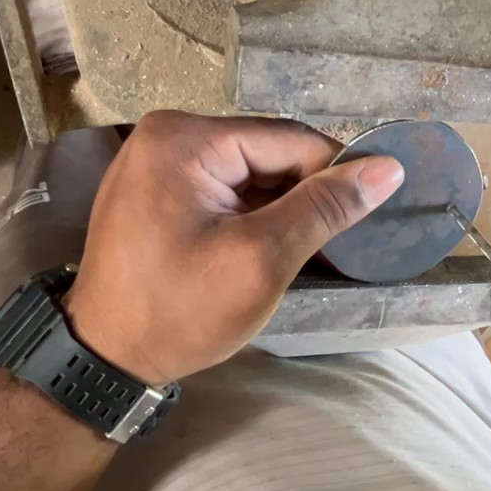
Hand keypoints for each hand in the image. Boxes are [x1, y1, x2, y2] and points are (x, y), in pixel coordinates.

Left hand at [60, 111, 403, 386]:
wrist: (102, 357)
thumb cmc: (179, 311)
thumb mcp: (261, 260)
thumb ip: (324, 208)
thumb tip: (388, 169)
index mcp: (187, 138)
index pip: (290, 140)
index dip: (335, 176)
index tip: (367, 216)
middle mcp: (168, 132)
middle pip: (269, 152)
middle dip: (306, 194)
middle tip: (334, 242)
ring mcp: (159, 158)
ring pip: (251, 171)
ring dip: (282, 206)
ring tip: (305, 248)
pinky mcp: (159, 186)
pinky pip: (226, 186)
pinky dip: (254, 213)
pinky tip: (270, 244)